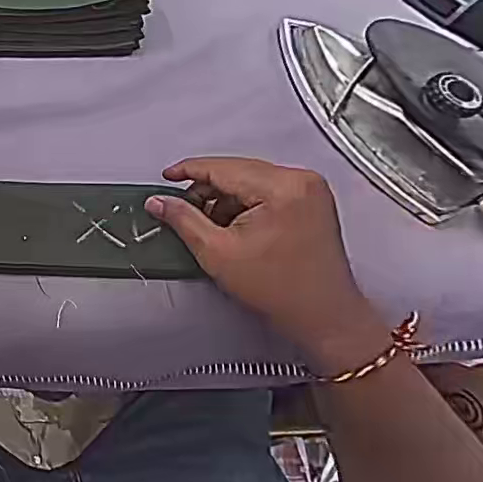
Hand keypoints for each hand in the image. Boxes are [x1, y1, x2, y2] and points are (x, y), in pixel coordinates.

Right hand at [146, 157, 386, 368]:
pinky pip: (268, 190)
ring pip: (251, 180)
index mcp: (281, 187)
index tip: (169, 176)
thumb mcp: (217, 253)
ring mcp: (310, 189)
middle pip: (238, 171)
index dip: (189, 171)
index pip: (223, 167)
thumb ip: (183, 220)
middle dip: (207, 190)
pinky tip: (234, 228)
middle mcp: (301, 180)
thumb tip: (161, 202)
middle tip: (183, 209)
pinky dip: (246, 204)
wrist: (321, 314)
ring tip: (214, 228)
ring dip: (226, 199)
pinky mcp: (312, 201)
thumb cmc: (282, 291)